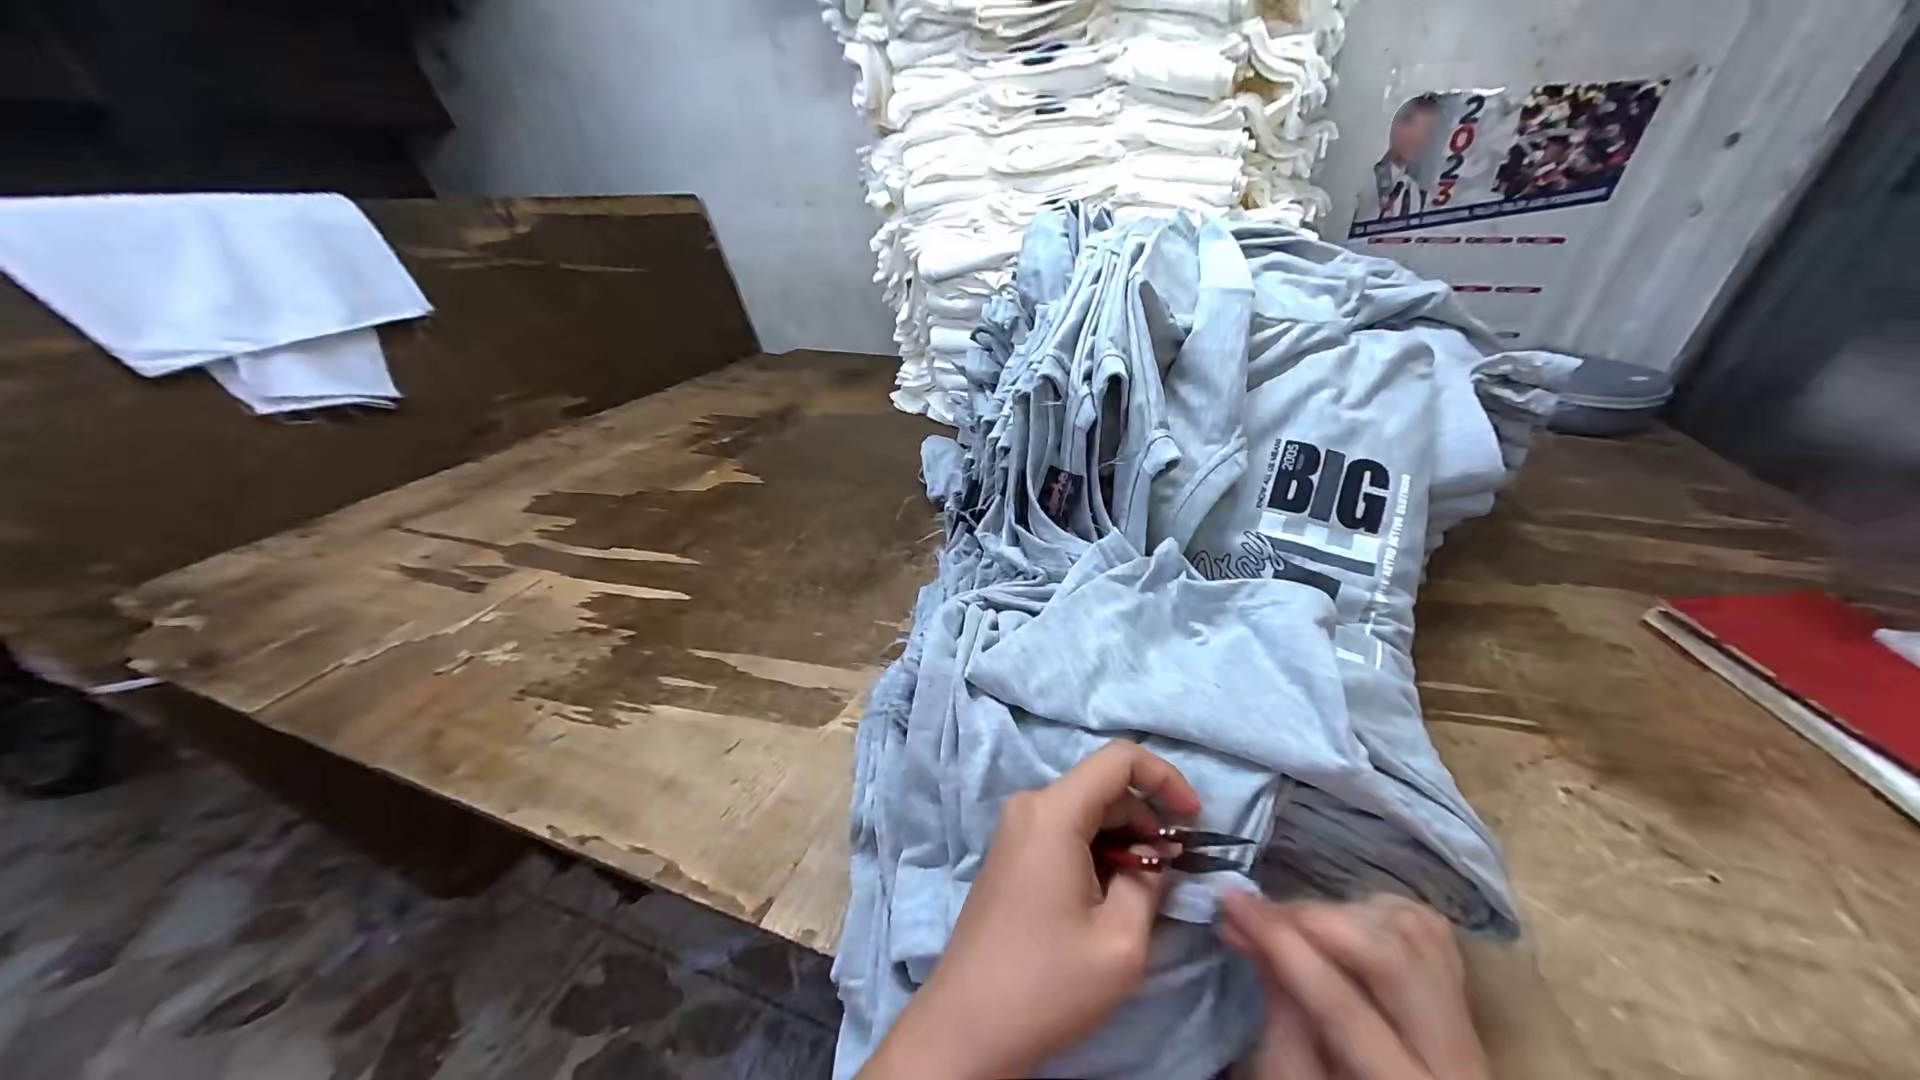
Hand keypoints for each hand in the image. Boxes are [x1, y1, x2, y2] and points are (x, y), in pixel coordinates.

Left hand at [859, 741, 1201, 1079]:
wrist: (968, 1026)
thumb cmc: (1048, 984)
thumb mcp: (1121, 939)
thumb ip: (1150, 881)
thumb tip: (1156, 856)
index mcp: (1053, 812)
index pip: (1120, 758)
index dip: (1166, 778)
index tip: (1194, 821)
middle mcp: (1029, 806)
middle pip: (1104, 787)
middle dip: (1147, 819)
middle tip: (1175, 871)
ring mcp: (1015, 829)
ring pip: (1086, 811)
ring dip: (1125, 838)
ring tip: (1147, 891)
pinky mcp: (1011, 853)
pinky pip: (1065, 831)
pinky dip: (1098, 849)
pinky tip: (1112, 895)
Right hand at [1218, 891, 1487, 1079]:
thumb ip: (1279, 1018)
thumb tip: (1254, 936)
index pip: (1341, 1003)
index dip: (1280, 942)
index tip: (1230, 900)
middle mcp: (1457, 1058)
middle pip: (1390, 954)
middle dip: (1311, 918)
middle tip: (1257, 911)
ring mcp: (1468, 1025)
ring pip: (1414, 932)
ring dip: (1342, 911)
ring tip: (1293, 920)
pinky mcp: (1462, 1001)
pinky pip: (1432, 933)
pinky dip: (1381, 911)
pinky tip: (1342, 919)